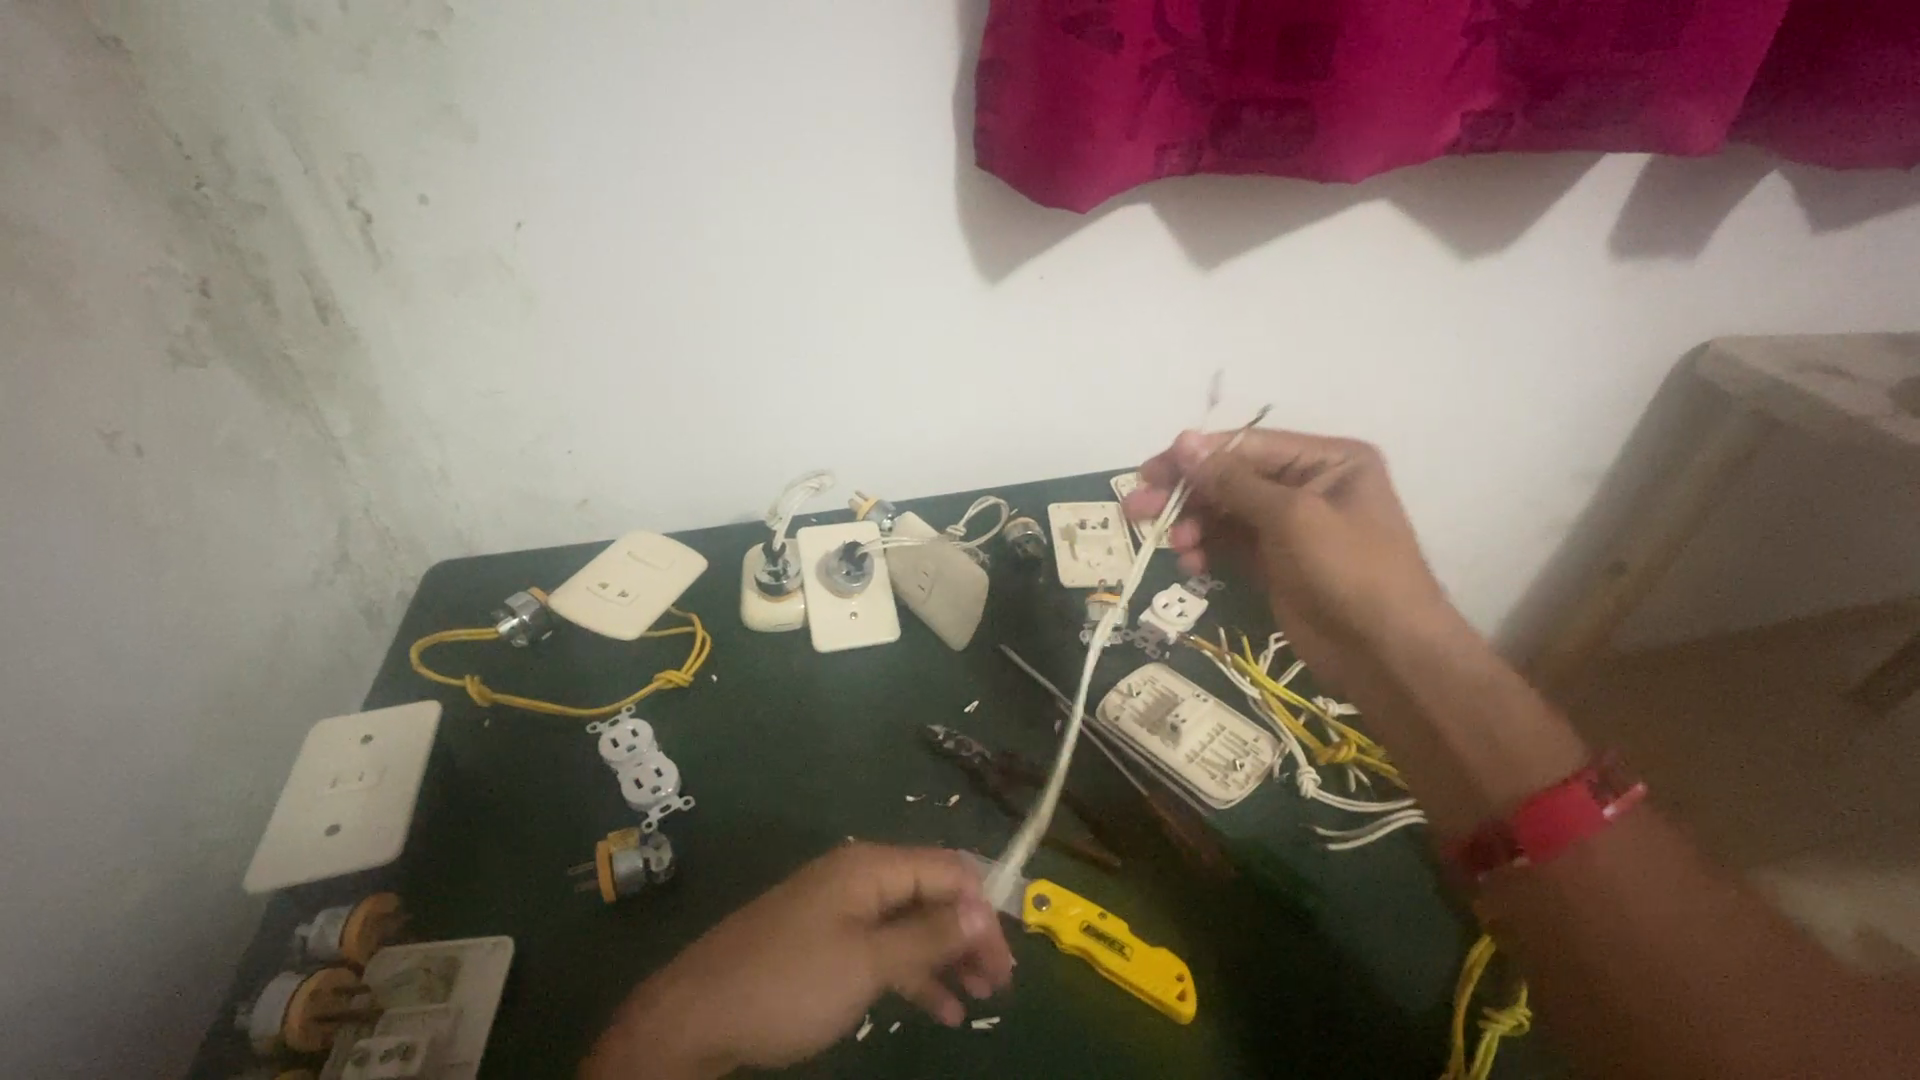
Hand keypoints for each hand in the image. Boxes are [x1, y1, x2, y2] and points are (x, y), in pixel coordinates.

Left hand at [582, 843, 1013, 1079]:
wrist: (694, 1016)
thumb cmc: (789, 984)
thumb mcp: (866, 964)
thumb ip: (927, 936)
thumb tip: (983, 909)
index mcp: (870, 867)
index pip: (949, 870)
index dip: (984, 909)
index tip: (1007, 960)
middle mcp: (859, 877)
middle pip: (933, 894)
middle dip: (970, 935)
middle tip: (1000, 985)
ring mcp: (840, 909)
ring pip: (911, 924)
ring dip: (947, 957)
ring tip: (981, 997)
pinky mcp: (826, 940)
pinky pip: (884, 947)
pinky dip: (914, 973)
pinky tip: (941, 1009)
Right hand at [1123, 428, 1448, 690]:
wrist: (1386, 653)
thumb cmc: (1349, 571)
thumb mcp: (1291, 516)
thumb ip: (1233, 480)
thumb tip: (1182, 441)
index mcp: (1327, 460)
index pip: (1246, 445)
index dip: (1195, 456)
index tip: (1148, 471)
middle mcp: (1308, 485)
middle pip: (1231, 478)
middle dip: (1185, 493)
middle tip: (1135, 508)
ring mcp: (1291, 526)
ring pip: (1225, 513)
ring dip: (1192, 525)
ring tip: (1170, 545)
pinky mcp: (1276, 562)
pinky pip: (1230, 544)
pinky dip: (1207, 550)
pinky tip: (1190, 564)